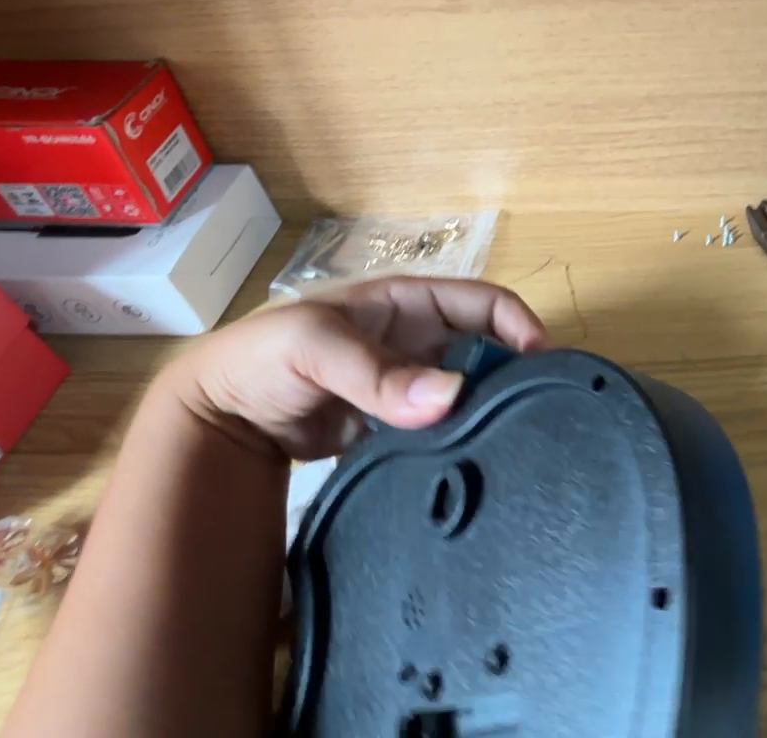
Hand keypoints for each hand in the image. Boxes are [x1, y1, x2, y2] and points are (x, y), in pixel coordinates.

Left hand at [165, 277, 549, 460]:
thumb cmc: (267, 357)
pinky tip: (474, 464)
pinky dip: (461, 442)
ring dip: (489, 412)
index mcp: (411, 303)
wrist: (223, 416)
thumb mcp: (314, 347)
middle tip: (537, 413)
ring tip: (516, 443)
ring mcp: (412, 386)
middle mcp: (422, 341)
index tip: (544, 364)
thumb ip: (377, 373)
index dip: (520, 324)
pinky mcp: (401, 426)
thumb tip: (451, 397)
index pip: (485, 302)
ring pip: (470, 393)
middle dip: (513, 374)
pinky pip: (445, 430)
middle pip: (487, 350)